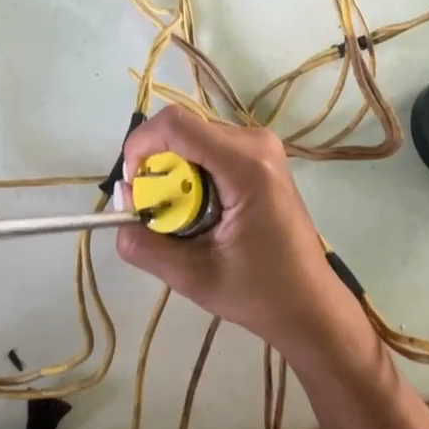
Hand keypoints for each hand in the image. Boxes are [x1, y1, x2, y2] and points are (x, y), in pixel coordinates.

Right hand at [116, 107, 365, 356]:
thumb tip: (117, 217)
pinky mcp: (260, 154)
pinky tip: (198, 209)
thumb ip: (148, 247)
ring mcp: (261, 145)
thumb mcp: (195, 277)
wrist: (311, 304)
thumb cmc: (261, 293)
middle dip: (156, 165)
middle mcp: (256, 142)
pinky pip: (209, 145)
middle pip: (183, 129)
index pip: (176, 125)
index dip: (141, 146)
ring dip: (173, 170)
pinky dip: (190, 170)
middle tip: (153, 210)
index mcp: (246, 165)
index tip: (133, 188)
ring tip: (177, 216)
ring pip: (193, 136)